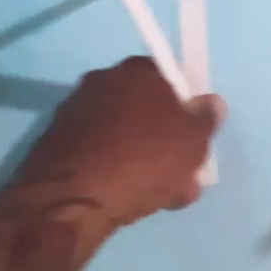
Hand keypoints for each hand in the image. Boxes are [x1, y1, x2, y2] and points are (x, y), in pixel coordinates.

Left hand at [18, 57, 224, 222]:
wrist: (72, 198)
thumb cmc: (143, 160)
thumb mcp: (192, 142)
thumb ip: (205, 119)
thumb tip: (211, 102)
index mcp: (137, 71)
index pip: (172, 81)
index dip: (189, 111)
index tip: (197, 139)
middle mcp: (103, 81)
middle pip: (148, 110)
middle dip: (168, 142)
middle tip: (184, 176)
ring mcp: (77, 112)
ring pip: (126, 136)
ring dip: (146, 161)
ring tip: (163, 196)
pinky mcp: (58, 143)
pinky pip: (102, 153)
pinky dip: (116, 170)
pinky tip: (130, 198)